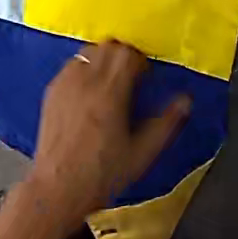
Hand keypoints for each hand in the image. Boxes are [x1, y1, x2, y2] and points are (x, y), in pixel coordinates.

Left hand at [22, 40, 190, 226]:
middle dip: (124, 55)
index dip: (140, 61)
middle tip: (131, 77)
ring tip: (110, 81)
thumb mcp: (142, 153)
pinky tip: (89, 90)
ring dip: (104, 58)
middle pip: (109, 46)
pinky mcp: (51, 93)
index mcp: (110, 93)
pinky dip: (85, 68)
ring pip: (89, 51)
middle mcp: (87, 82)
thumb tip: (186, 101)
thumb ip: (166, 123)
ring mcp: (66, 85)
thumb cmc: (102, 173)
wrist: (56, 191)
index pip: (127, 53)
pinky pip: (72, 65)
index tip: (144, 78)